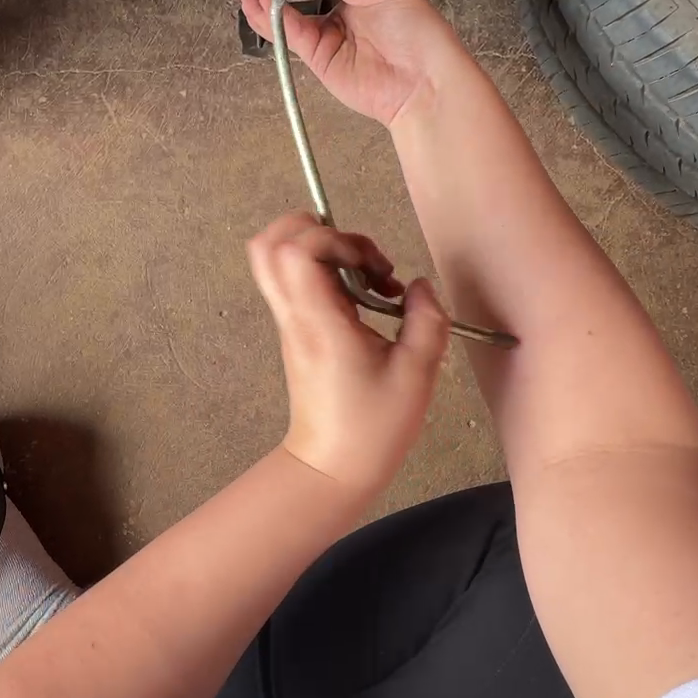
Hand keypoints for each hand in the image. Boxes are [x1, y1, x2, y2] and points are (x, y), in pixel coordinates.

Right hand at [237, 0, 468, 125]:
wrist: (423, 82)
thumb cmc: (421, 38)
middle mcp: (339, 19)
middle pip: (298, 0)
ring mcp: (327, 41)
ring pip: (287, 20)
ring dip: (265, 5)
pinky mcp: (319, 60)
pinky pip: (293, 37)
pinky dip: (276, 22)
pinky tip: (265, 6)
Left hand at [246, 212, 451, 495]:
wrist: (330, 467)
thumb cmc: (372, 428)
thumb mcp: (416, 375)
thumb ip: (426, 320)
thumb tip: (419, 284)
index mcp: (318, 321)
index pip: (294, 250)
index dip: (333, 238)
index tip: (372, 267)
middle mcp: (294, 313)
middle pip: (271, 241)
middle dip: (320, 230)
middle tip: (364, 258)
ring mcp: (289, 320)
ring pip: (277, 257)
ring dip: (322, 249)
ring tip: (368, 275)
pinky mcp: (295, 328)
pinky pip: (294, 279)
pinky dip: (326, 271)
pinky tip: (366, 297)